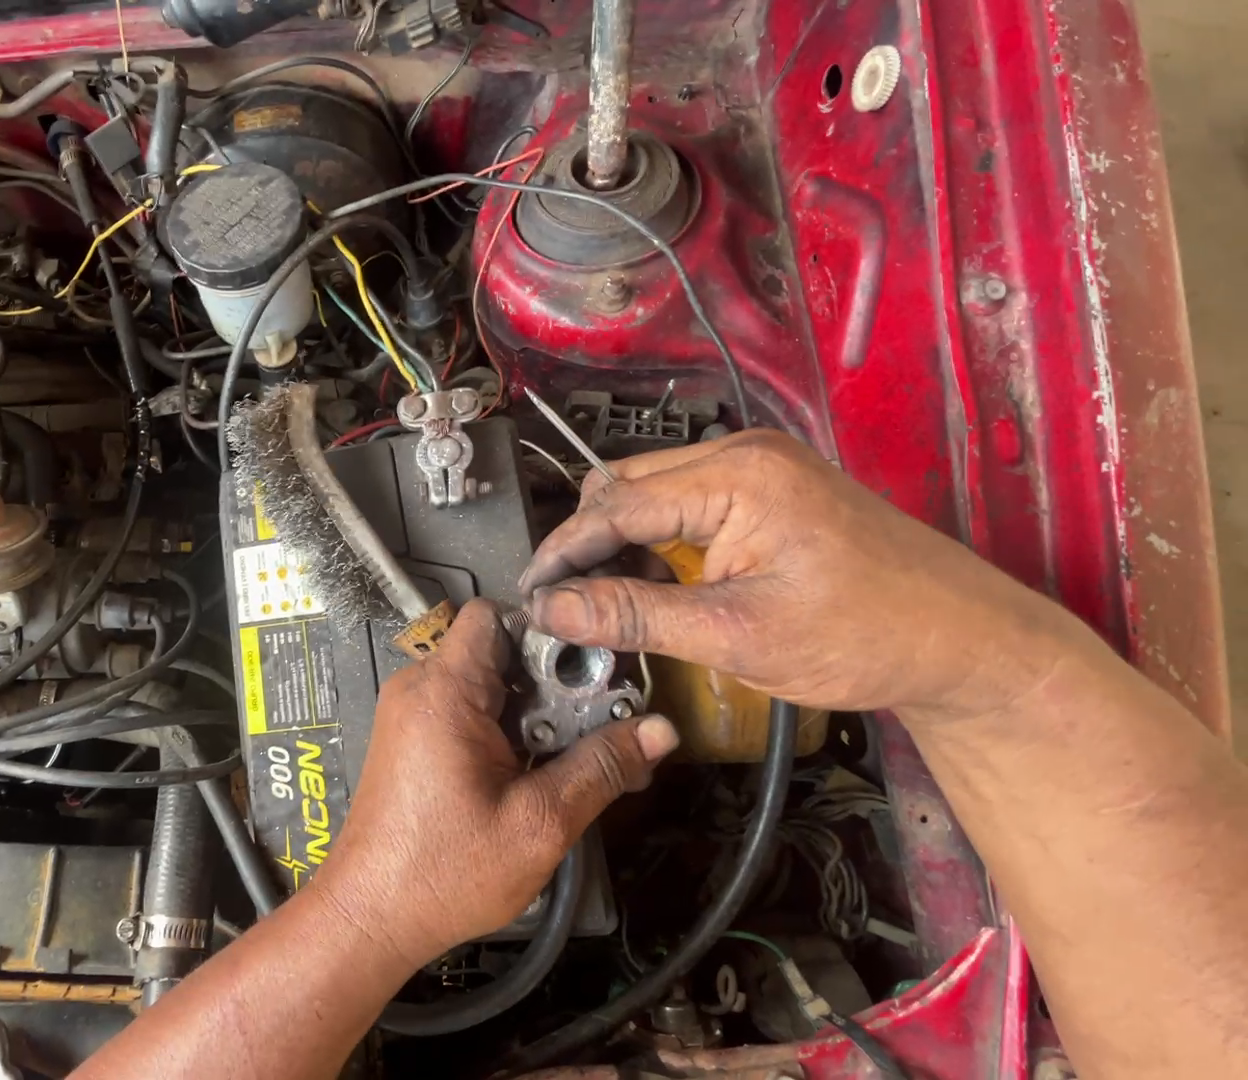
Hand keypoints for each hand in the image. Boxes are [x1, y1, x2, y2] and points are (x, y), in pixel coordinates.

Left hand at [305, 600, 677, 965]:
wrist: (372, 912)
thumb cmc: (445, 870)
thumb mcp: (538, 822)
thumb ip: (600, 768)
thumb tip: (659, 729)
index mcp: (443, 690)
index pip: (493, 616)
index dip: (545, 631)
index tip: (589, 670)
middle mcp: (418, 687)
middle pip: (494, 650)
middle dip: (549, 680)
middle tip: (595, 723)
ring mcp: (409, 711)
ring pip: (483, 682)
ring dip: (531, 710)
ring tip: (569, 754)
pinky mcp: (410, 736)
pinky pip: (463, 709)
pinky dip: (502, 727)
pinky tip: (532, 770)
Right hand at [518, 430, 1097, 720]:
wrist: (971, 646)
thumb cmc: (867, 637)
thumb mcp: (733, 635)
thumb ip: (632, 616)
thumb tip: (552, 610)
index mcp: (738, 476)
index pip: (615, 505)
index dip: (564, 551)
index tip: (531, 594)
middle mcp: (744, 453)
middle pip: (624, 487)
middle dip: (588, 543)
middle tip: (570, 602)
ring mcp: (759, 466)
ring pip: (648, 493)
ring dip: (620, 543)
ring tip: (612, 599)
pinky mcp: (768, 487)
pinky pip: (682, 501)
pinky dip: (655, 541)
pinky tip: (656, 583)